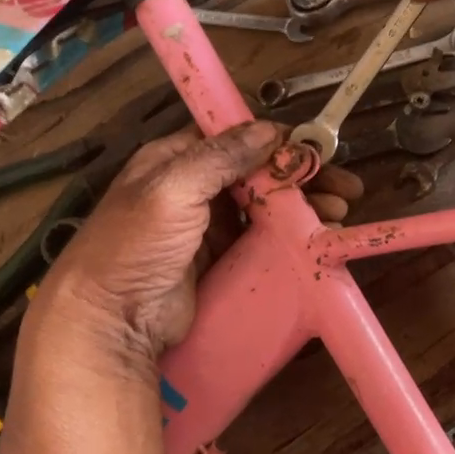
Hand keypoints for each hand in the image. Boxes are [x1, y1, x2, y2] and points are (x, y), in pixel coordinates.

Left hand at [26, 121, 360, 370]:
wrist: (109, 323)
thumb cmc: (133, 246)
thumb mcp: (171, 190)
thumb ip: (221, 157)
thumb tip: (271, 130)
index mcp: (176, 161)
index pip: (236, 137)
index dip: (279, 142)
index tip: (318, 153)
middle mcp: (196, 188)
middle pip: (260, 172)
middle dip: (304, 177)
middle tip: (345, 188)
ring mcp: (211, 227)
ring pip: (269, 206)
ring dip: (306, 206)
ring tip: (339, 213)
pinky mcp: (224, 261)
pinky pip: (266, 241)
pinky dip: (295, 237)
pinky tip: (320, 239)